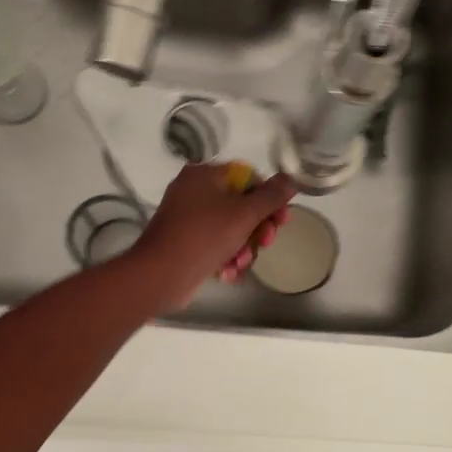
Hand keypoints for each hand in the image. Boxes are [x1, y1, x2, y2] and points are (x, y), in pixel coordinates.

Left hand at [130, 163, 296, 309]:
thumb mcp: (244, 214)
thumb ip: (271, 196)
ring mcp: (188, 219)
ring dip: (244, 248)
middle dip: (257, 228)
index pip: (248, 177)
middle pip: (242, 205)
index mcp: (205, 175)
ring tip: (240, 262)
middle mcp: (194, 192)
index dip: (269, 198)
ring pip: (232, 229)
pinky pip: (216, 244)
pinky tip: (227, 272)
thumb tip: (290, 179)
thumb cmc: (204, 236)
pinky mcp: (186, 243)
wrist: (160, 275)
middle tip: (266, 242)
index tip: (282, 219)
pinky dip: (226, 257)